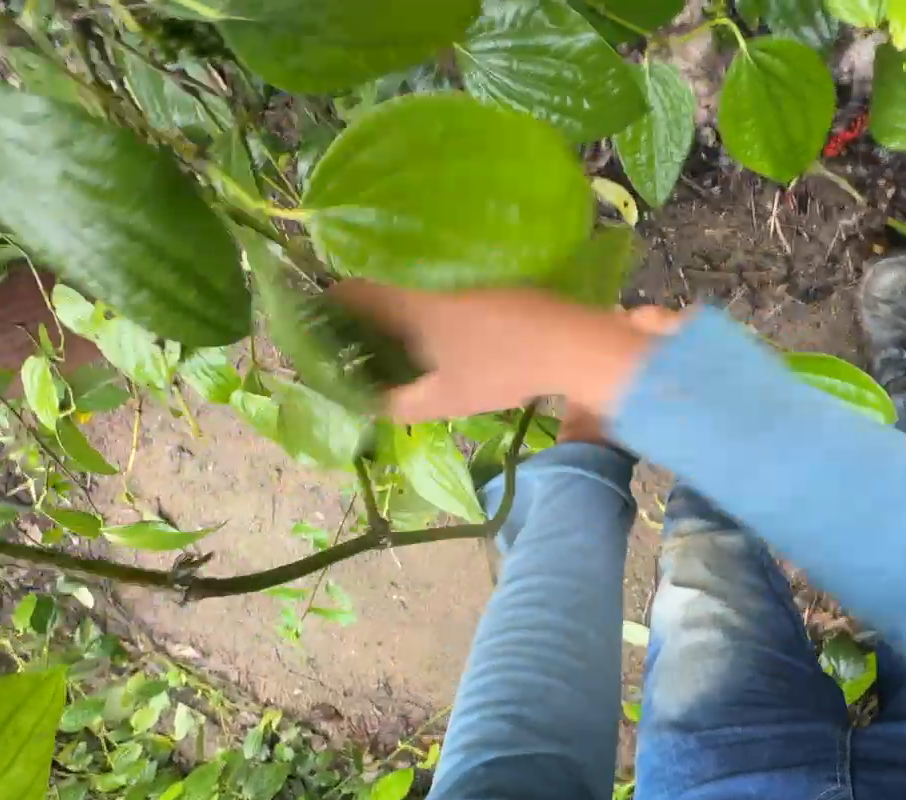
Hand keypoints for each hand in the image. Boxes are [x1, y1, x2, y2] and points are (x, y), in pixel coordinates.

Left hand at [330, 283, 680, 422]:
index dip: (344, 380)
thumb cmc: (503, 337)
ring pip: (429, 365)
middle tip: (350, 314)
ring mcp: (480, 386)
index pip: (372, 402)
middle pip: (400, 383)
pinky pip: (456, 351)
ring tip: (384, 299)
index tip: (325, 347)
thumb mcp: (435, 316)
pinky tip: (437, 299)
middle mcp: (451, 401)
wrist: (580, 346)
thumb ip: (383, 304)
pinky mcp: (503, 366)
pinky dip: (437, 331)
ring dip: (404, 339)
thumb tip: (336, 292)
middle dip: (372, 354)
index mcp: (429, 400)